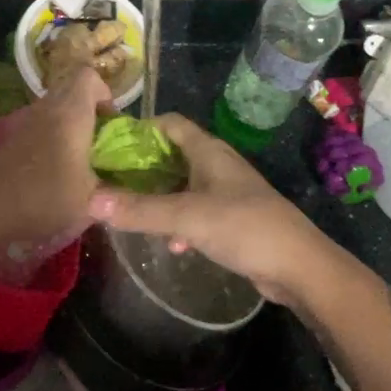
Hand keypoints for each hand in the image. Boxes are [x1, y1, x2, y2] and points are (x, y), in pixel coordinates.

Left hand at [0, 65, 110, 245]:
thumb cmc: (45, 196)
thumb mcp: (90, 200)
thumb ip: (110, 188)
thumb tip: (121, 186)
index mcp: (71, 112)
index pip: (88, 76)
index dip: (104, 92)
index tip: (111, 120)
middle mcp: (47, 108)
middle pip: (70, 91)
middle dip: (88, 110)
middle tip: (99, 142)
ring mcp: (24, 121)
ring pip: (53, 110)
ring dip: (68, 126)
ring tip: (79, 160)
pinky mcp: (10, 137)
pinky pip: (38, 126)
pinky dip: (50, 139)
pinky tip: (54, 170)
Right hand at [88, 113, 337, 304]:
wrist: (300, 267)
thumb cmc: (244, 227)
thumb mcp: (186, 217)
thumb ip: (140, 210)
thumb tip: (90, 200)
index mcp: (207, 151)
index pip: (168, 123)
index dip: (140, 130)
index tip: (111, 147)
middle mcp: (216, 164)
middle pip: (172, 154)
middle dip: (143, 167)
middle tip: (112, 182)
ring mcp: (227, 192)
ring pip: (183, 185)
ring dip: (159, 196)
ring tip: (131, 213)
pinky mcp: (234, 220)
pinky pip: (196, 211)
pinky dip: (179, 221)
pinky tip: (170, 244)